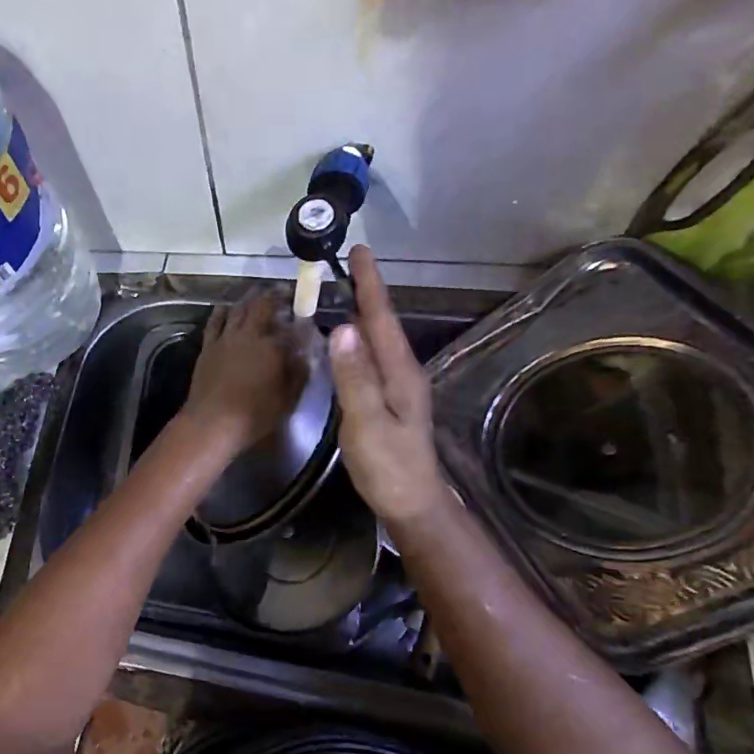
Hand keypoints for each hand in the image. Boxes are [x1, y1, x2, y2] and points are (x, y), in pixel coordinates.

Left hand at [180, 294, 307, 455]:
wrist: (212, 423)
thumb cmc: (254, 414)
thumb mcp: (287, 399)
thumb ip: (298, 373)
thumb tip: (304, 354)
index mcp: (272, 346)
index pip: (289, 325)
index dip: (297, 316)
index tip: (303, 312)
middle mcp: (249, 334)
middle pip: (262, 306)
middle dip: (274, 296)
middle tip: (282, 292)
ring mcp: (225, 338)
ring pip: (238, 309)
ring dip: (249, 299)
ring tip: (258, 294)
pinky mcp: (208, 347)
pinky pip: (215, 322)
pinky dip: (222, 311)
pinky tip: (225, 307)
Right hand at [328, 246, 451, 532]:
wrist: (411, 503)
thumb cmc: (388, 466)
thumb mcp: (367, 422)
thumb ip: (355, 377)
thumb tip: (342, 329)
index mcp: (399, 372)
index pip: (382, 318)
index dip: (370, 284)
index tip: (360, 250)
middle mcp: (403, 373)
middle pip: (383, 324)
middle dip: (367, 292)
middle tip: (350, 265)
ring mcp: (399, 388)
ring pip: (379, 341)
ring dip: (365, 314)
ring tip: (348, 293)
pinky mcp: (391, 402)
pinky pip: (373, 359)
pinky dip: (361, 340)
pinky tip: (350, 344)